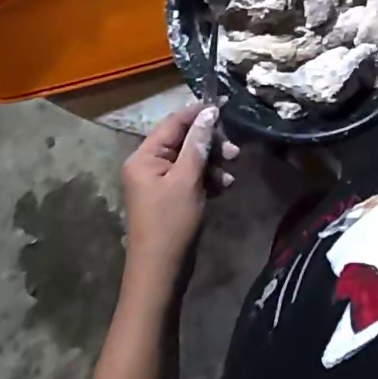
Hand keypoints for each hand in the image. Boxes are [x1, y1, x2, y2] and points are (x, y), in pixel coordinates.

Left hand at [120, 104, 238, 284]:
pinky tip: (223, 186)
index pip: (174, 122)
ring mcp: (160, 180)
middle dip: (211, 143)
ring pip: (193, 157)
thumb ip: (198, 142)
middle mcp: (149, 164)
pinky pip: (193, 175)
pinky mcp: (172, 195)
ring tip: (229, 175)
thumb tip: (209, 111)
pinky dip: (209, 177)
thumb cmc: (172, 223)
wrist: (162, 273)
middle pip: (185, 139)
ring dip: (214, 162)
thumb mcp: (187, 179)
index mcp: (144, 156)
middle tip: (233, 151)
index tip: (226, 105)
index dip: (200, 112)